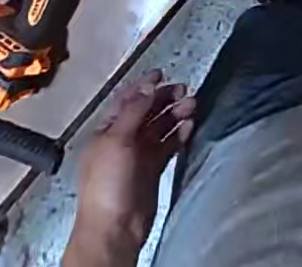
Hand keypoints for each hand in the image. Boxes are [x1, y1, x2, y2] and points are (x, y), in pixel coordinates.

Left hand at [66, 70, 196, 264]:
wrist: (114, 229)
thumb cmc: (109, 181)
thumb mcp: (117, 139)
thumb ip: (134, 111)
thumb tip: (148, 85)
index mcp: (109, 127)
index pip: (128, 98)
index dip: (144, 84)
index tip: (162, 73)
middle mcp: (124, 137)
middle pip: (146, 111)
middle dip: (164, 98)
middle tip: (184, 89)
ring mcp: (139, 154)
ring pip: (159, 127)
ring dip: (174, 115)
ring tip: (192, 104)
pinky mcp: (152, 170)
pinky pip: (167, 146)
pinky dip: (178, 135)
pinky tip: (189, 126)